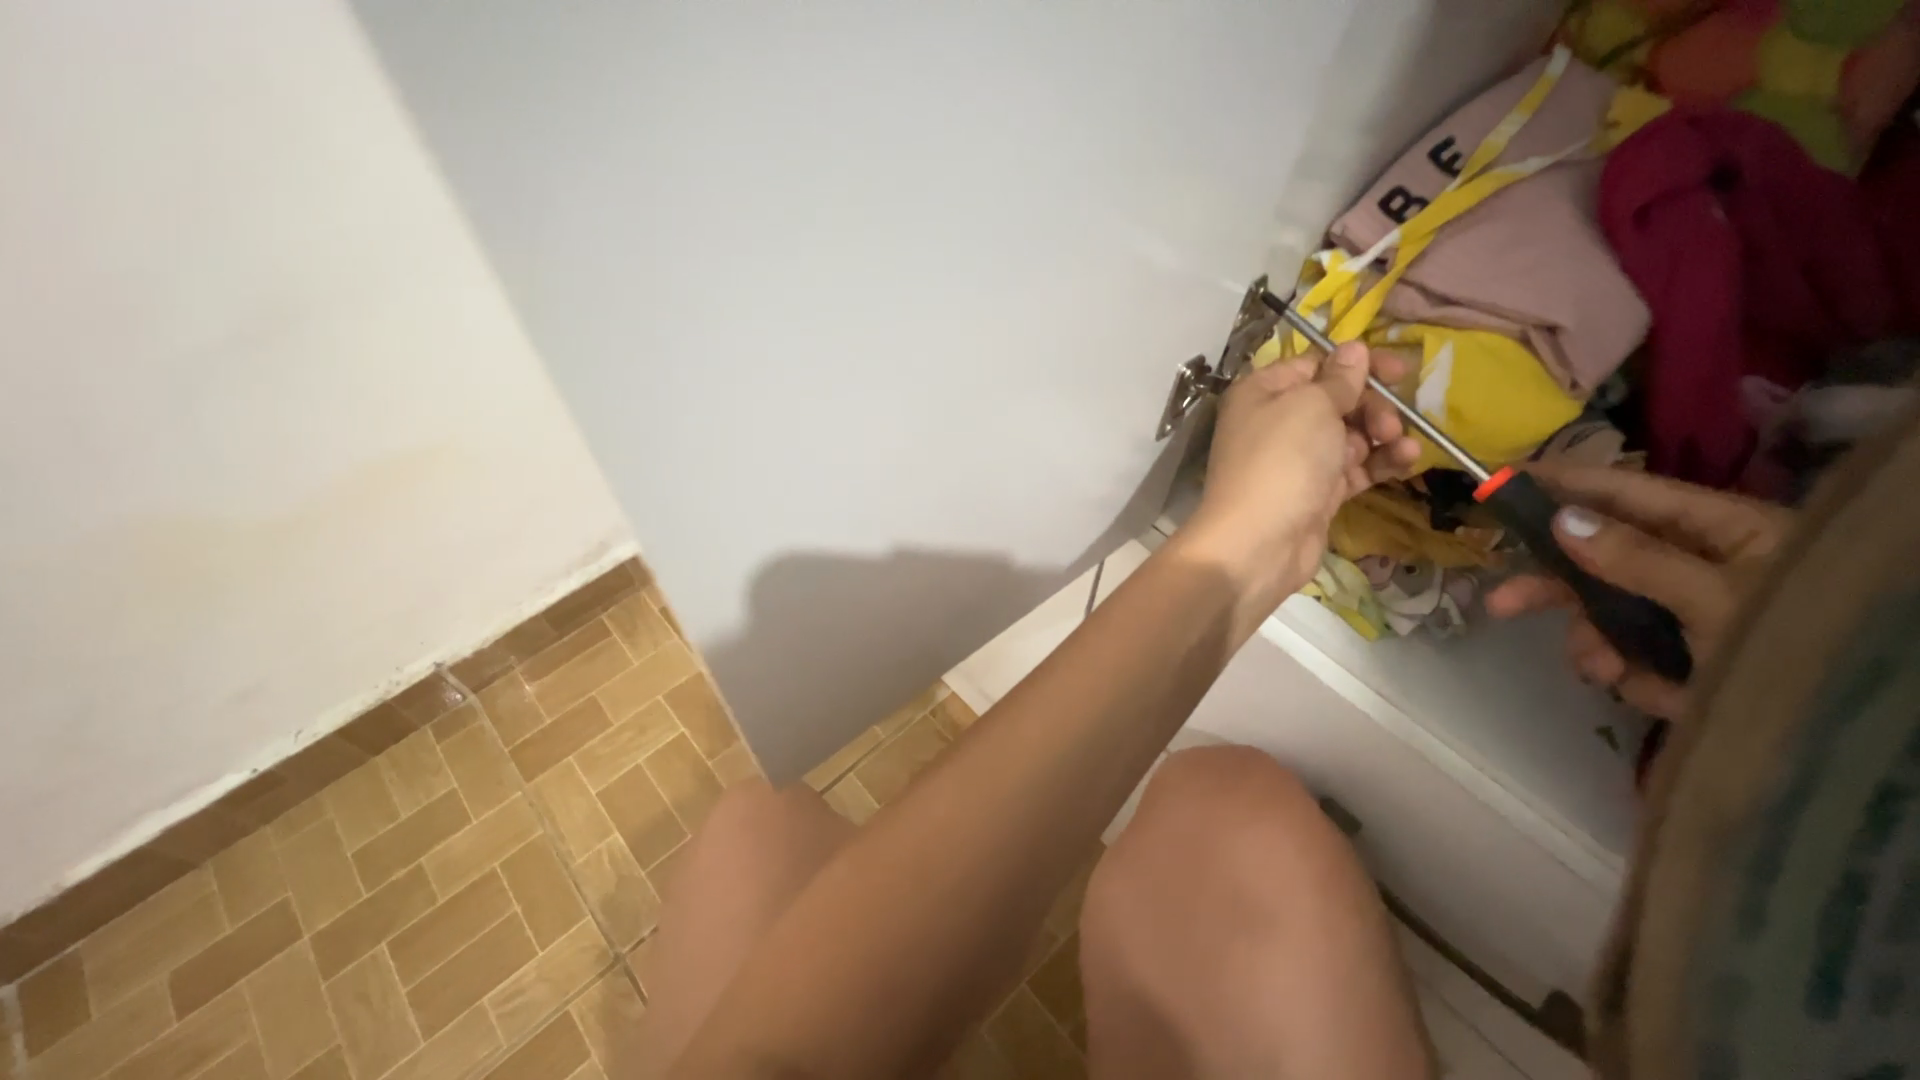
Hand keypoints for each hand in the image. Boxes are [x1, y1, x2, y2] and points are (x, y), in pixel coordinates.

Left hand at [1179, 343, 1421, 616]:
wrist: (1257, 543)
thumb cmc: (1281, 461)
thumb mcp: (1311, 406)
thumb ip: (1338, 379)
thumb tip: (1353, 349)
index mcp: (1262, 392)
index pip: (1314, 366)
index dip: (1357, 365)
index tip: (1400, 372)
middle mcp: (1275, 422)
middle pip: (1336, 401)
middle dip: (1372, 406)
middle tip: (1389, 424)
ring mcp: (1296, 460)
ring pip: (1349, 436)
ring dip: (1383, 435)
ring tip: (1402, 445)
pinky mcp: (1316, 493)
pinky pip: (1354, 468)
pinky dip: (1380, 462)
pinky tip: (1408, 461)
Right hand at [1485, 462, 1792, 720]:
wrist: (1861, 724)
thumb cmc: (1798, 638)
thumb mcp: (1716, 595)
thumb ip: (1637, 558)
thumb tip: (1562, 519)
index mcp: (1721, 531)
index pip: (1627, 493)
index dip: (1565, 484)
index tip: (1503, 480)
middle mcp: (1702, 567)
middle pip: (1604, 562)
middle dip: (1555, 589)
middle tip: (1501, 604)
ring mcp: (1698, 616)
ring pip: (1614, 618)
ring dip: (1599, 645)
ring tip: (1606, 672)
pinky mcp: (1698, 663)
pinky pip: (1642, 661)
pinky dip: (1643, 680)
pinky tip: (1667, 696)